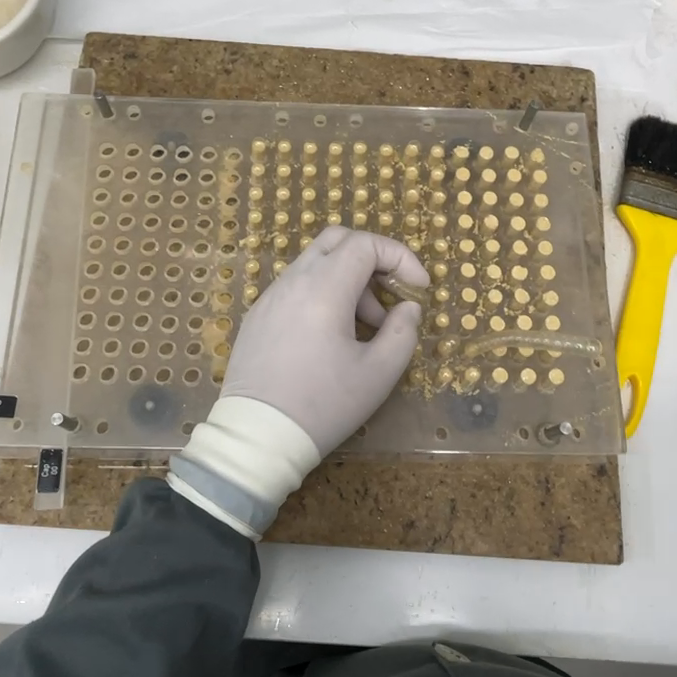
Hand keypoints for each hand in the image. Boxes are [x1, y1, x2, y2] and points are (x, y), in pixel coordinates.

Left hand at [223, 226, 426, 453]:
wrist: (258, 436)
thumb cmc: (324, 405)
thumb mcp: (379, 373)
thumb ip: (403, 331)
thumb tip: (407, 308)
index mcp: (323, 289)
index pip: (365, 244)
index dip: (400, 257)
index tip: (418, 290)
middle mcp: (293, 282)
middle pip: (337, 240)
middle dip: (373, 259)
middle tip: (391, 295)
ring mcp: (270, 297)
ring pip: (315, 264)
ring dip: (349, 281)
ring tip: (365, 328)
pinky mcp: (258, 316)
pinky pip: (296, 287)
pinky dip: (323, 294)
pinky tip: (330, 338)